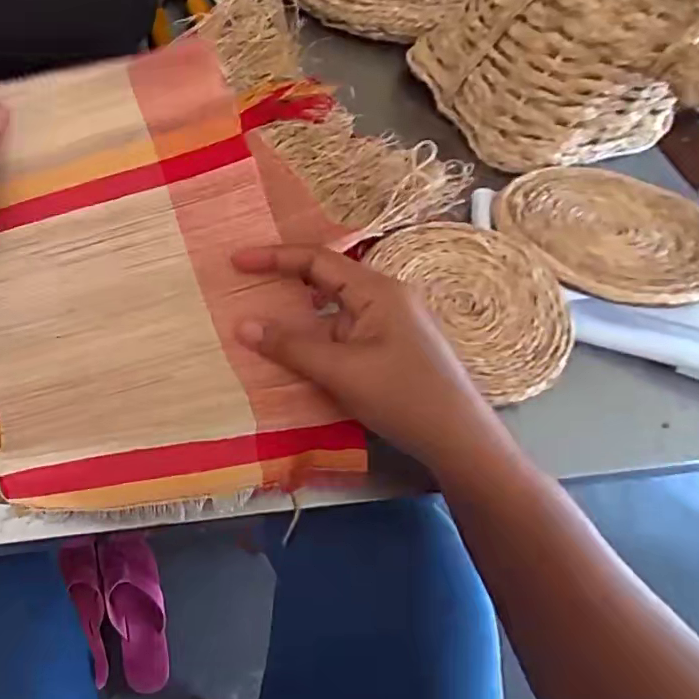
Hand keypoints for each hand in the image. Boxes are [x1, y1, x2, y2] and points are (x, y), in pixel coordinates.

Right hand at [231, 245, 519, 475]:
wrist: (461, 440)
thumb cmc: (404, 397)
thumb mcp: (341, 371)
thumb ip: (290, 346)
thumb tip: (242, 326)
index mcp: (377, 290)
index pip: (317, 260)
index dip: (274, 257)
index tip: (237, 261)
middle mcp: (385, 297)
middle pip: (325, 279)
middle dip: (284, 281)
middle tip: (245, 285)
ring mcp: (391, 323)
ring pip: (333, 309)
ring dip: (299, 315)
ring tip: (262, 321)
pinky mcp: (391, 347)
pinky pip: (343, 331)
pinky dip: (316, 337)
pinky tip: (296, 354)